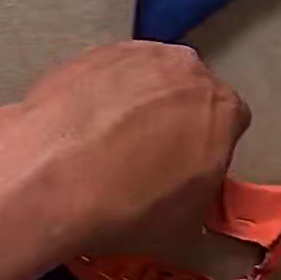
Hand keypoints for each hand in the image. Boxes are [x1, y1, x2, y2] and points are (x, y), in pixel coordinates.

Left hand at [0, 41, 249, 258]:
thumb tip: (187, 196)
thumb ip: (201, 200)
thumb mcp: (185, 227)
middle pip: (187, 93)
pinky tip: (79, 126)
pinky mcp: (92, 51)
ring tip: (104, 142)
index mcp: (223, 109)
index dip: (206, 148)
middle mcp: (186, 69)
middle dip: (172, 119)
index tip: (184, 169)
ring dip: (134, 103)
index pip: (228, 124)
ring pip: (146, 79)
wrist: (52, 174)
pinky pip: (106, 75)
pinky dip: (98, 95)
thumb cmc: (129, 205)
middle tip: (143, 156)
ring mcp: (137, 54)